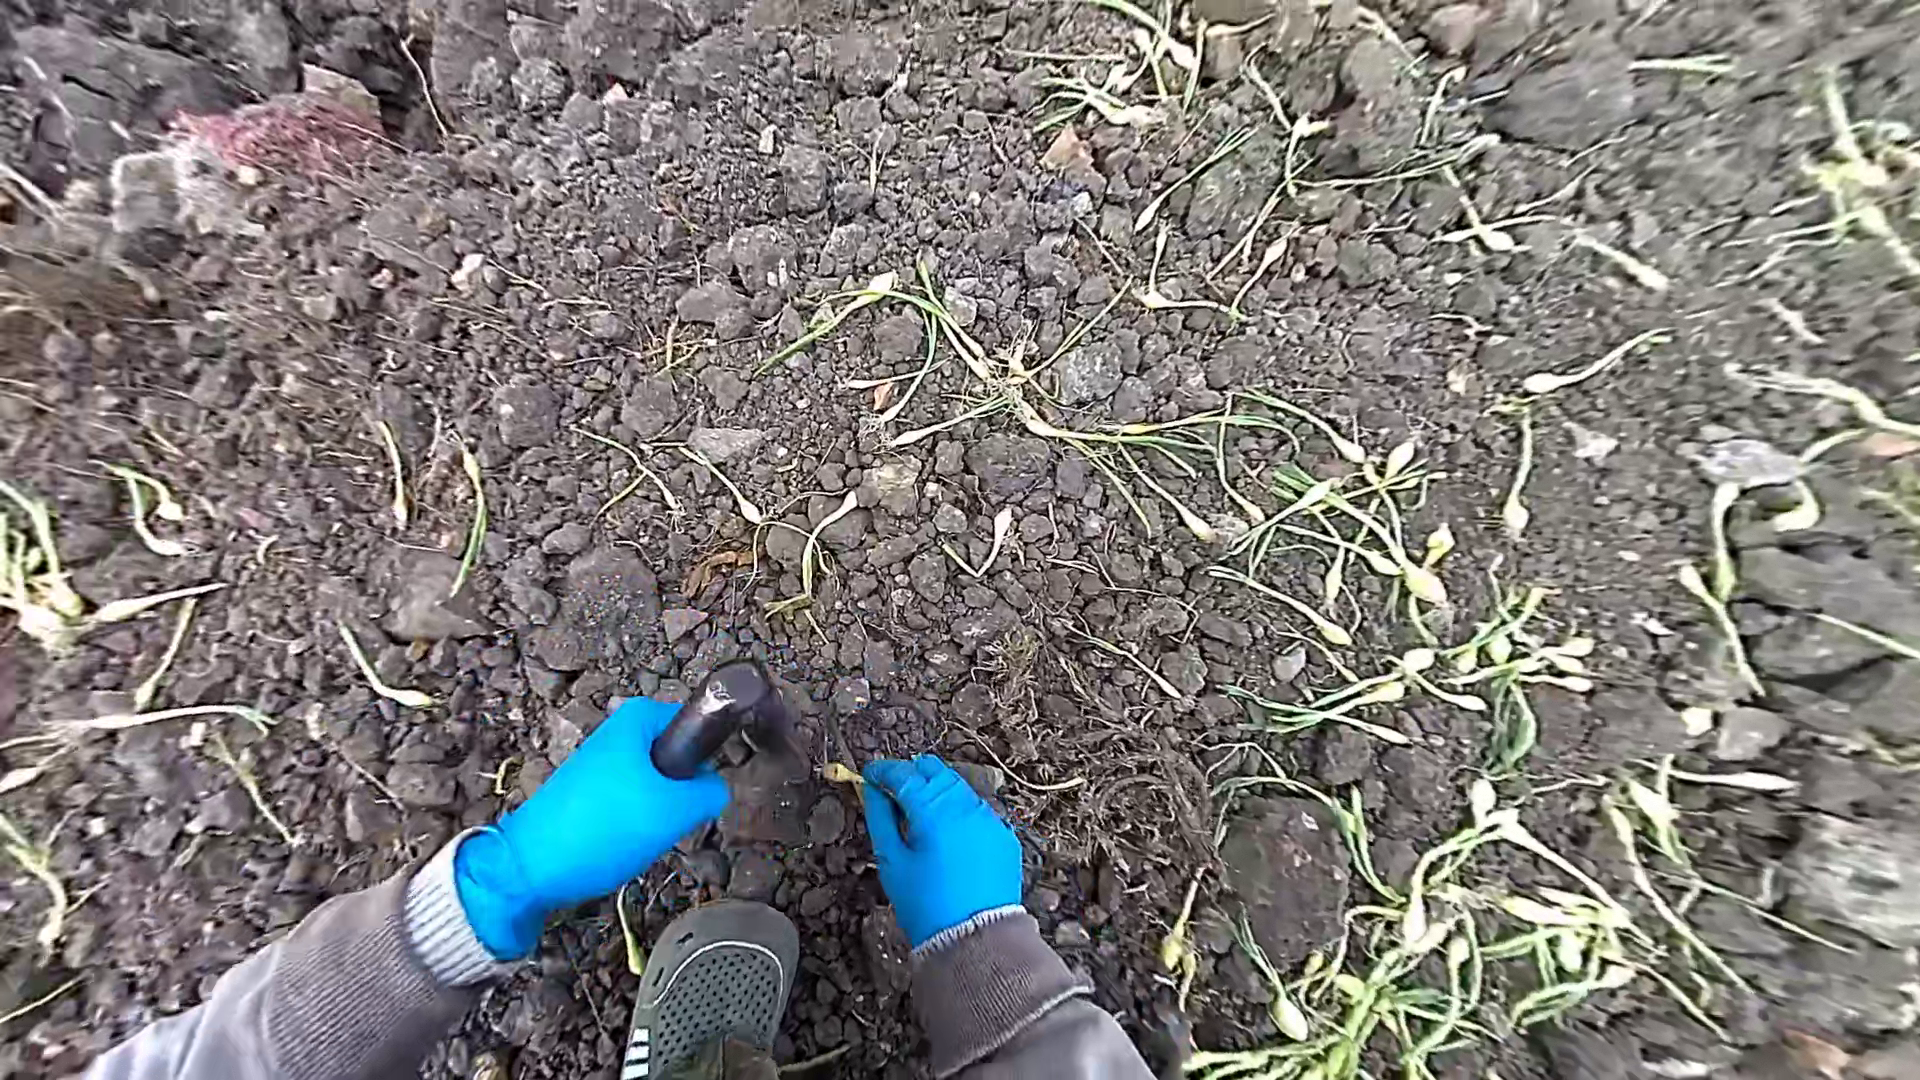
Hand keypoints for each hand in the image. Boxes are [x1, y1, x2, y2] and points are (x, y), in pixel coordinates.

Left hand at [454, 698, 729, 958]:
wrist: (523, 873)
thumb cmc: (603, 829)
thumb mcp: (675, 811)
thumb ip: (711, 792)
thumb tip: (716, 789)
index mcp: (640, 717)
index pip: (698, 726)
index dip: (705, 759)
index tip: (698, 788)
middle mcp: (619, 729)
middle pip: (678, 755)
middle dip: (680, 787)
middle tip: (672, 813)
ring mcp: (601, 759)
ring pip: (656, 780)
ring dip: (659, 807)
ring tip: (645, 831)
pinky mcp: (587, 789)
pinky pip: (632, 797)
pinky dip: (635, 818)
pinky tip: (623, 841)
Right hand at [862, 755, 1022, 946]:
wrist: (977, 942)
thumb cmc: (926, 906)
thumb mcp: (893, 862)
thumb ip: (880, 818)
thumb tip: (871, 790)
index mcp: (934, 809)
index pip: (904, 773)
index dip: (883, 770)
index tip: (869, 774)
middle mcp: (965, 804)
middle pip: (933, 769)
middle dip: (910, 774)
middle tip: (892, 792)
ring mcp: (988, 816)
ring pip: (956, 784)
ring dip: (935, 789)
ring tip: (917, 813)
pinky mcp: (1003, 832)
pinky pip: (975, 807)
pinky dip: (957, 808)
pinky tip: (946, 831)